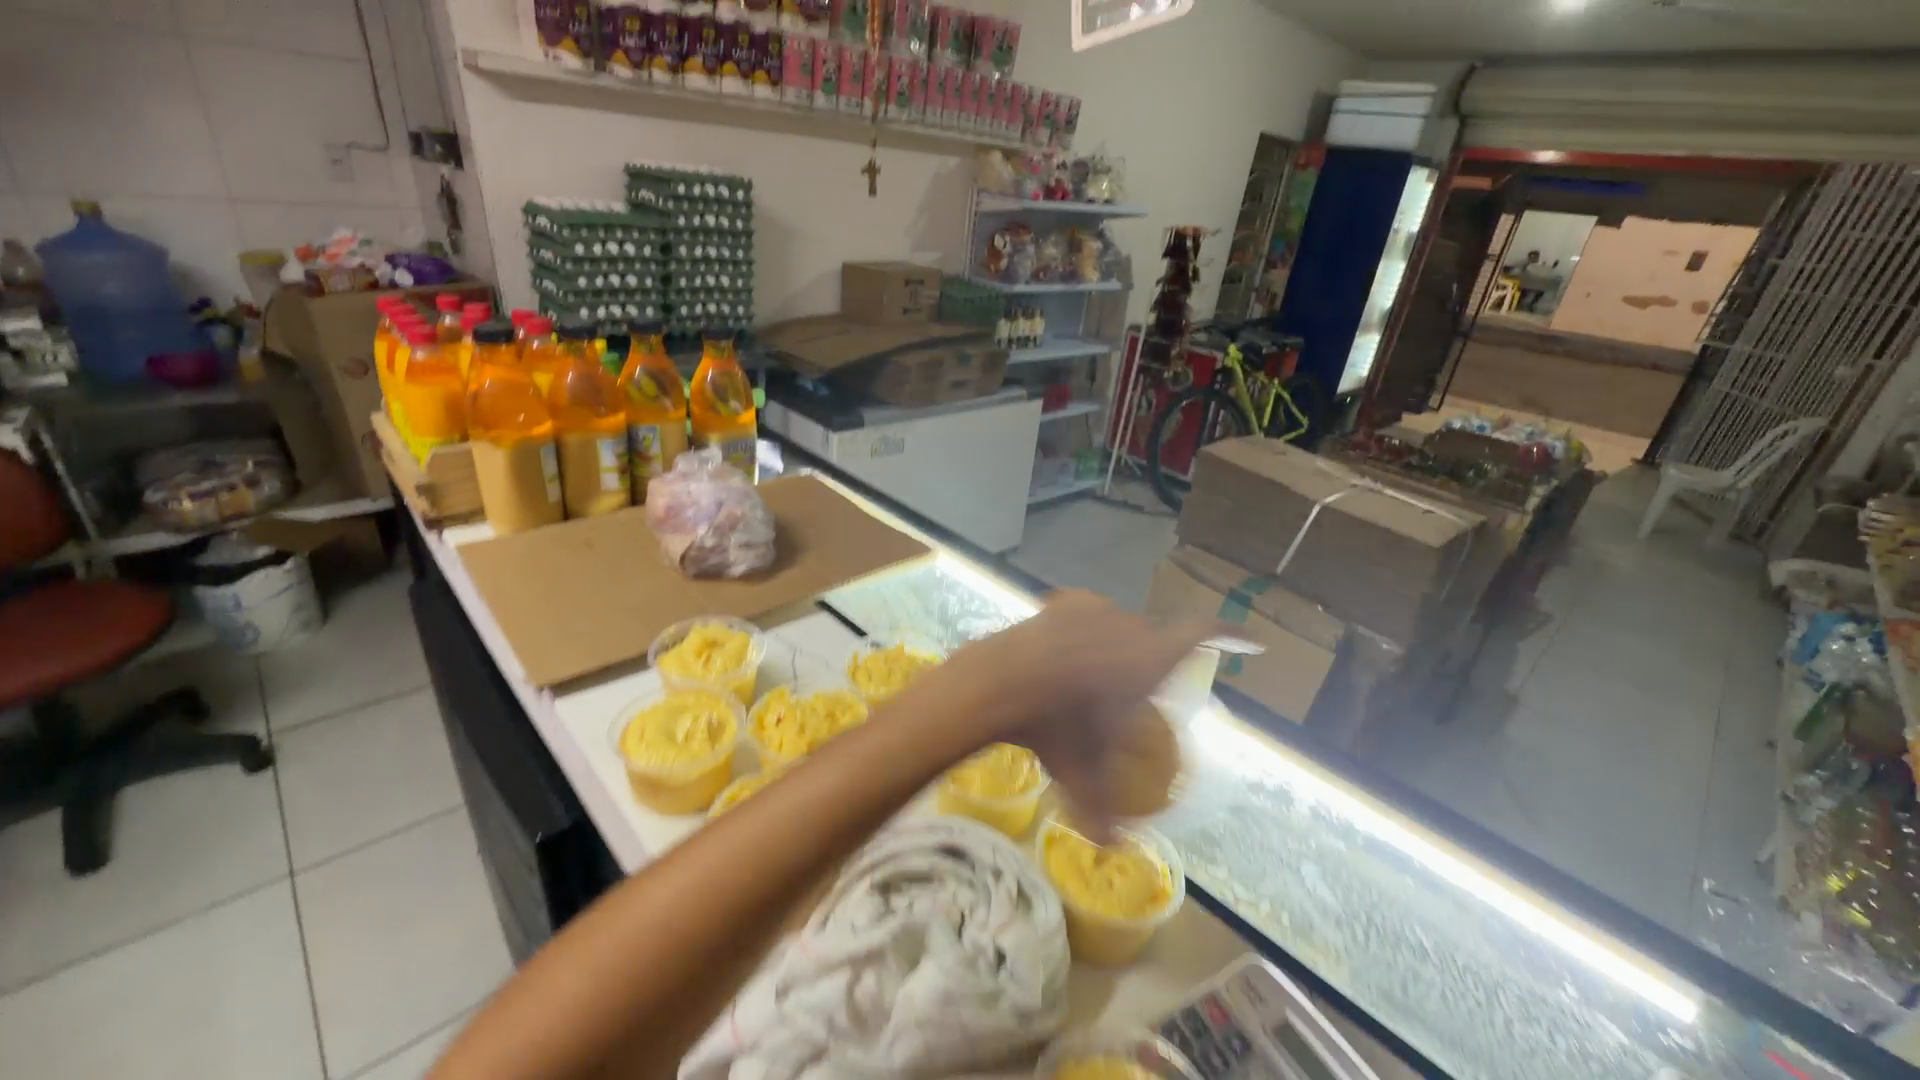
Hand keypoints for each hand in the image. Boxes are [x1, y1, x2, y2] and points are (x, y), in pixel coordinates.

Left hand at [930, 590, 1221, 834]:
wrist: (999, 684)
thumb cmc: (1057, 728)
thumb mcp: (1083, 773)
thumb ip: (1102, 811)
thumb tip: (1111, 847)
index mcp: (1152, 657)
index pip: (1205, 635)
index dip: (1231, 635)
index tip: (1251, 641)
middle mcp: (1130, 625)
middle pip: (1156, 638)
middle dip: (1155, 661)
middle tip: (1142, 690)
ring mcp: (1093, 609)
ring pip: (1118, 626)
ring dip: (1116, 647)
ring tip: (1096, 678)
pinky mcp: (1059, 605)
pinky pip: (1084, 616)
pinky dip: (1084, 632)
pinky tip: (1068, 654)